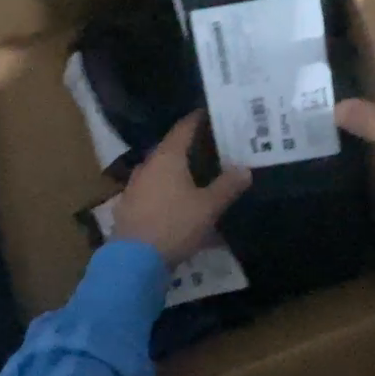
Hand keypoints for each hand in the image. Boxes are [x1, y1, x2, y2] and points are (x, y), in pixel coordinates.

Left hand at [113, 111, 252, 266]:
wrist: (133, 261)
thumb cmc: (174, 225)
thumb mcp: (208, 207)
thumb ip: (227, 186)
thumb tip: (245, 169)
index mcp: (166, 157)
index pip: (183, 128)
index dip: (197, 119)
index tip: (211, 114)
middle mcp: (148, 165)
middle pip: (171, 148)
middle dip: (190, 147)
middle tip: (212, 147)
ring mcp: (135, 186)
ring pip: (160, 170)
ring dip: (177, 171)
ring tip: (198, 175)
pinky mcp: (129, 207)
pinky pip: (152, 190)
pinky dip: (166, 190)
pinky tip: (178, 202)